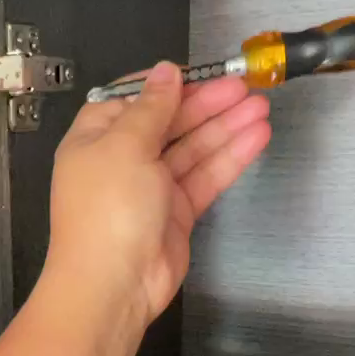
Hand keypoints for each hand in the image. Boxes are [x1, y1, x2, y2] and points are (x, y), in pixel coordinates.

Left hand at [43, 62, 271, 325]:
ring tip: (260, 106)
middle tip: (244, 86)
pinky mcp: (175, 212)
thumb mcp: (124, 146)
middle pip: (166, 123)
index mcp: (94, 139)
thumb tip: (164, 71)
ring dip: (224, 127)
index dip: (162, 86)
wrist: (113, 284)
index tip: (197, 72)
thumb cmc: (106, 211)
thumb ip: (150, 107)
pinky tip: (256, 137)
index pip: (128, 101)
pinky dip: (229, 157)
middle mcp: (120, 161)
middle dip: (204, 104)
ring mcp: (149, 188)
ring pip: (191, 149)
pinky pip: (204, 177)